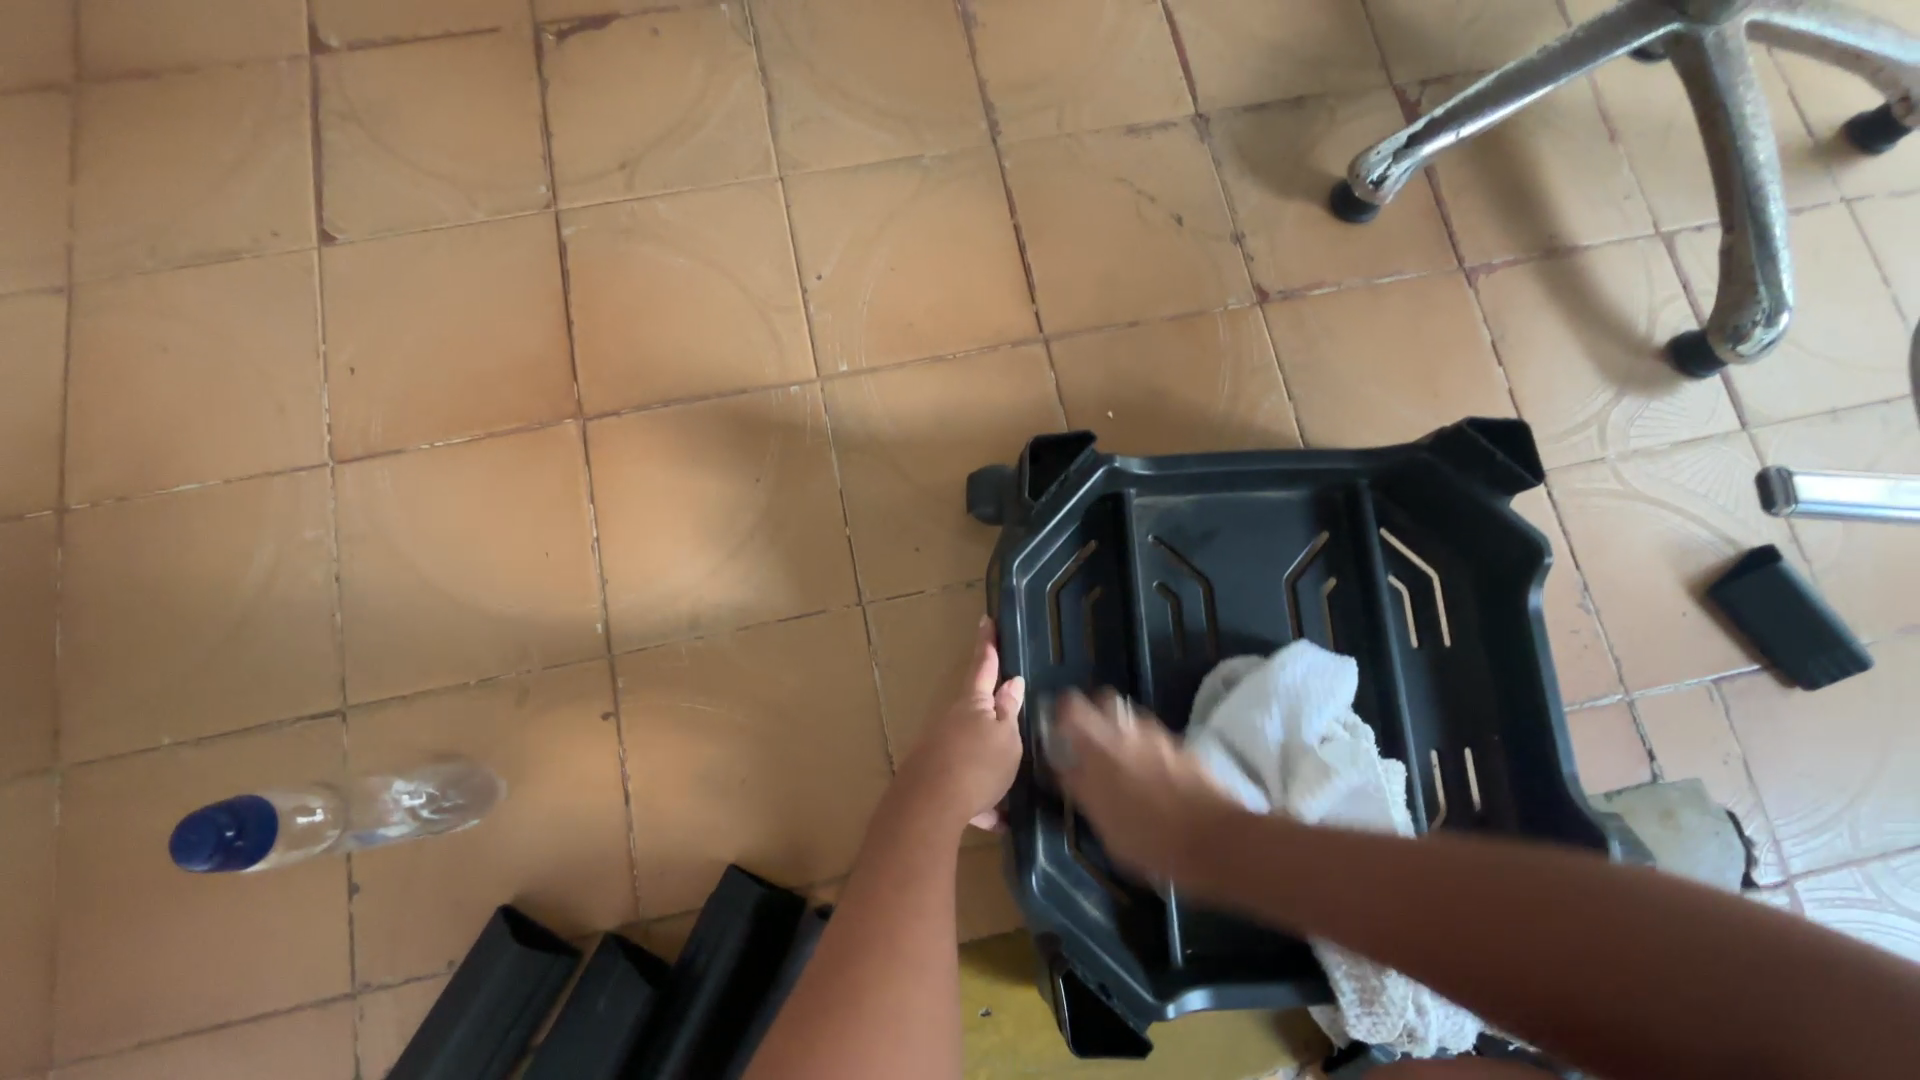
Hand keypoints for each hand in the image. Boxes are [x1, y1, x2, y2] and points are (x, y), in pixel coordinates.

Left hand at [891, 617, 1025, 833]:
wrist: (929, 807)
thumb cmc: (977, 764)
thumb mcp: (1006, 737)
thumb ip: (1009, 711)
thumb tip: (1012, 682)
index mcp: (972, 703)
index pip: (983, 665)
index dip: (987, 644)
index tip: (985, 620)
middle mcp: (952, 721)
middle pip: (976, 714)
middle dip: (994, 722)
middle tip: (1011, 728)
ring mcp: (939, 750)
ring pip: (972, 756)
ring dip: (991, 773)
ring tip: (1010, 797)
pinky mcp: (934, 780)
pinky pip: (966, 788)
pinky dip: (981, 803)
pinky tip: (995, 822)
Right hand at [1050, 690, 1243, 881]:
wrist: (1215, 839)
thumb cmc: (1154, 846)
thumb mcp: (1107, 832)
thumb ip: (1086, 796)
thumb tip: (1071, 776)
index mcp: (1093, 757)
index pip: (1061, 724)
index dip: (1053, 726)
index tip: (1052, 736)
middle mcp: (1118, 737)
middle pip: (1088, 703)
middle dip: (1080, 711)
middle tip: (1081, 732)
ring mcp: (1151, 736)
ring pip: (1121, 712)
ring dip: (1113, 723)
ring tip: (1117, 748)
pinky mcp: (1177, 742)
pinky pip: (1149, 730)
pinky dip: (1142, 739)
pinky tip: (1149, 764)